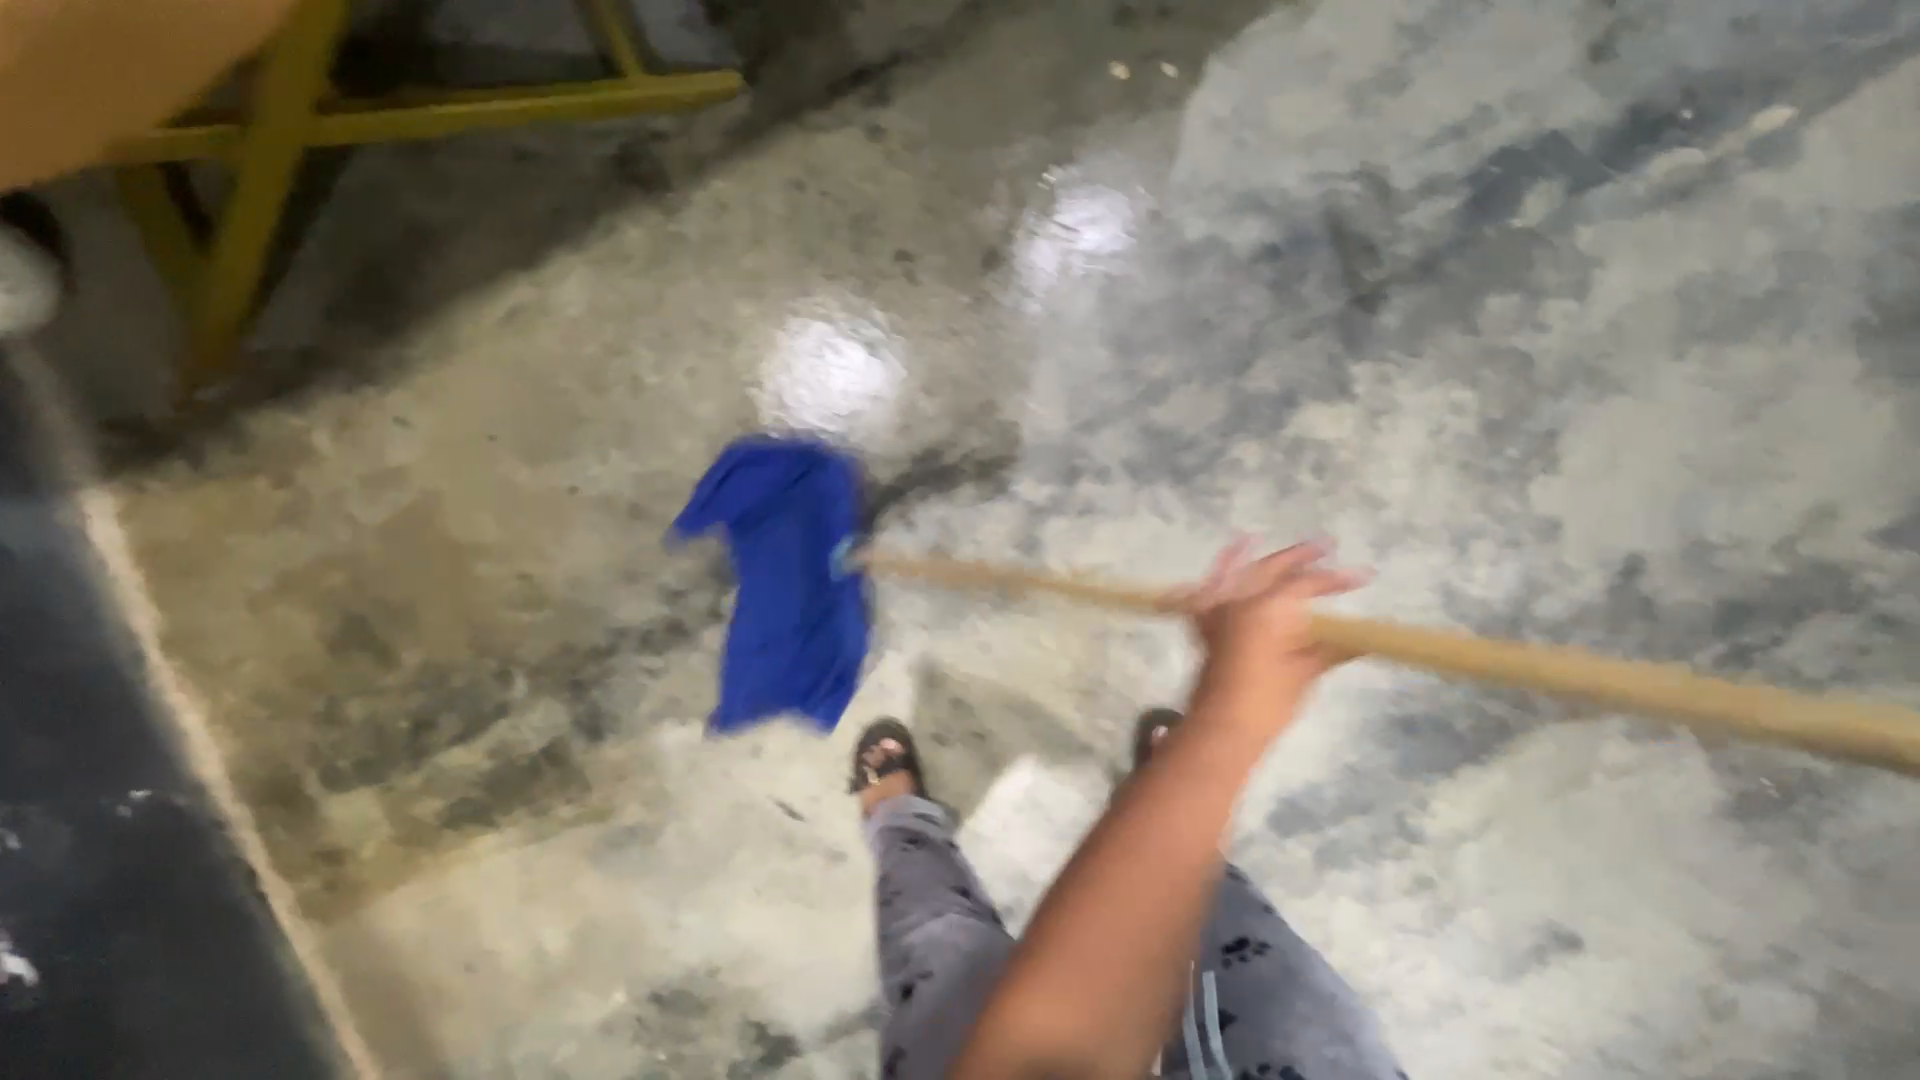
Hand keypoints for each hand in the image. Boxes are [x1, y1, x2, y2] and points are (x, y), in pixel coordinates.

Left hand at [1171, 537, 1369, 689]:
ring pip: (1229, 576)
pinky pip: (1195, 601)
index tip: (1363, 576)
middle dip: (1296, 557)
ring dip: (1240, 557)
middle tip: (1324, 546)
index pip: (1306, 584)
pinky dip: (1197, 589)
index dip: (1335, 579)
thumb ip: (1333, 648)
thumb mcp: (1306, 672)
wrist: (1223, 726)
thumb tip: (1365, 639)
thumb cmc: (1269, 701)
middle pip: (1269, 570)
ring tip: (1249, 538)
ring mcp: (1215, 613)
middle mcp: (1237, 600)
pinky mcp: (1201, 631)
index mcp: (1267, 607)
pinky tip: (1189, 583)